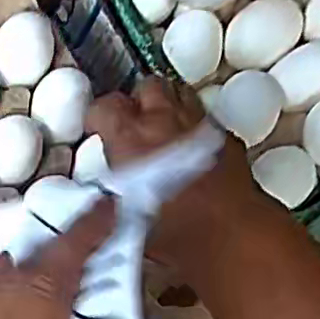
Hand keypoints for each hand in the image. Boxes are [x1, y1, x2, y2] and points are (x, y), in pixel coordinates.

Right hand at [88, 79, 288, 282]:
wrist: (223, 232)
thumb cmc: (170, 230)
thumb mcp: (121, 219)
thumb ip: (109, 198)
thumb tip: (101, 198)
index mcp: (129, 139)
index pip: (104, 106)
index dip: (96, 116)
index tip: (94, 128)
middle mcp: (164, 121)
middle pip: (147, 86)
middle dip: (136, 101)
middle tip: (130, 123)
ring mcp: (198, 124)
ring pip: (179, 93)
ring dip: (166, 107)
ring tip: (158, 130)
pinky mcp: (224, 136)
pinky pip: (204, 118)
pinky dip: (192, 128)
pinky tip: (186, 150)